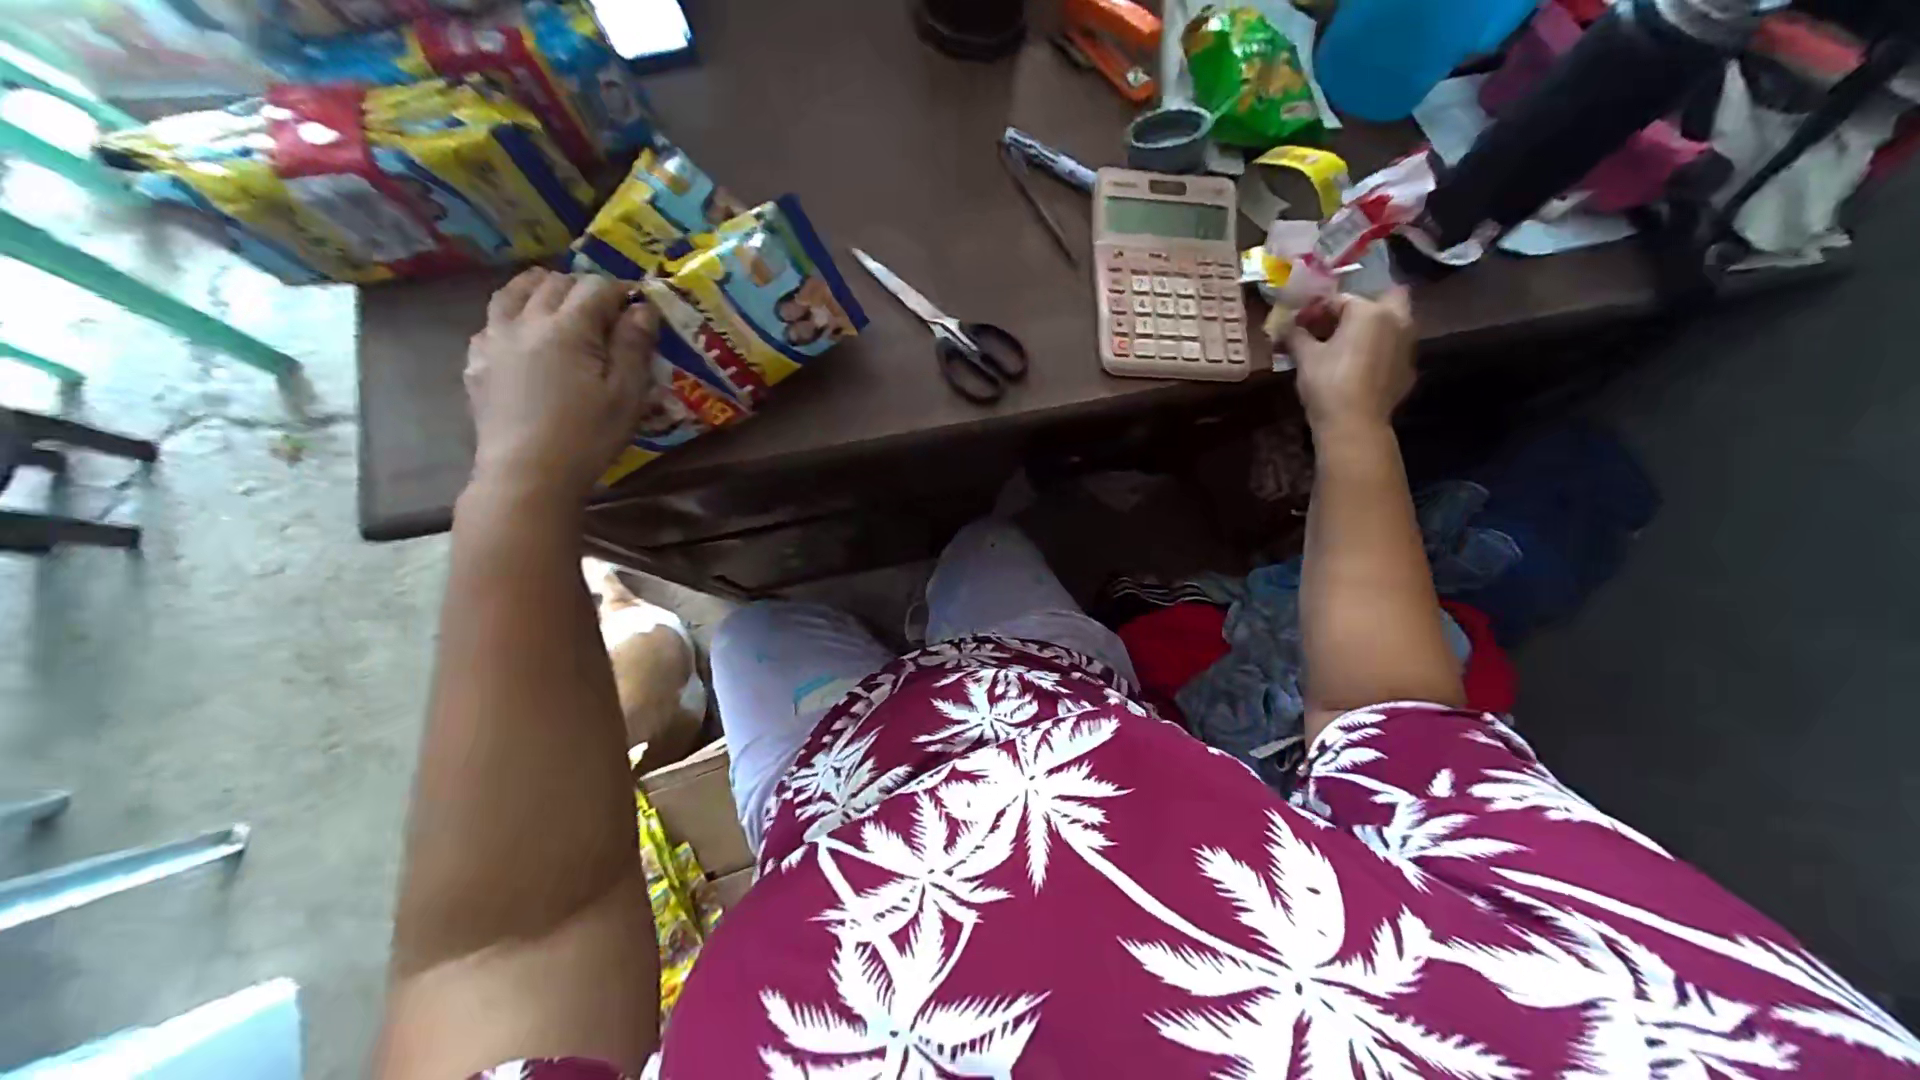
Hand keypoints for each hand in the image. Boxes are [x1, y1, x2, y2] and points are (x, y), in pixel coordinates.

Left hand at [464, 269, 657, 507]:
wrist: (527, 474)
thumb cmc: (587, 437)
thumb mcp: (626, 395)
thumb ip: (634, 347)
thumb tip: (642, 310)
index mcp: (568, 328)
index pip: (596, 289)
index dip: (621, 291)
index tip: (639, 303)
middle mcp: (526, 322)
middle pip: (553, 284)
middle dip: (583, 287)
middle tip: (605, 305)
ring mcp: (494, 340)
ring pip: (512, 293)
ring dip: (539, 287)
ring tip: (556, 296)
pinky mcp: (477, 363)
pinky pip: (491, 322)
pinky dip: (511, 315)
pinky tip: (520, 333)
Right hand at [1287, 288, 1416, 434]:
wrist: (1354, 423)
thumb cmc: (1328, 382)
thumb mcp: (1305, 357)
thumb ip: (1296, 335)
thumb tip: (1285, 326)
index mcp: (1369, 311)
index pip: (1340, 300)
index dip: (1317, 310)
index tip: (1301, 324)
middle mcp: (1396, 320)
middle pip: (1384, 299)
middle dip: (1363, 307)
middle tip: (1338, 325)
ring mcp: (1407, 345)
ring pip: (1393, 324)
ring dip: (1373, 329)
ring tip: (1345, 347)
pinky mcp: (1408, 369)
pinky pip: (1393, 350)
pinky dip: (1378, 352)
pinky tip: (1359, 368)